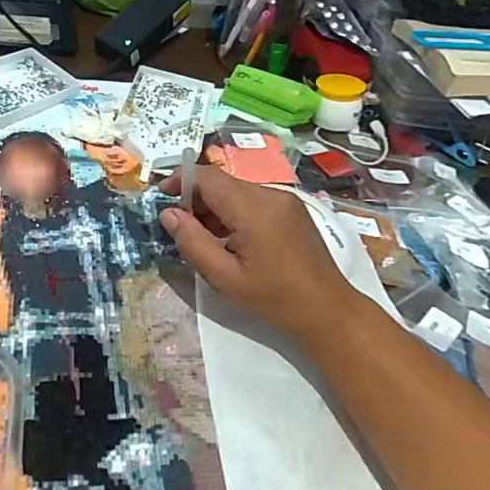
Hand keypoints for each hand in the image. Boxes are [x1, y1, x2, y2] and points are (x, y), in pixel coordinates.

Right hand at [156, 165, 362, 343]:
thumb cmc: (274, 298)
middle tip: (180, 226)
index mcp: (253, 208)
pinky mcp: (292, 209)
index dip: (181, 180)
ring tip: (204, 237)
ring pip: (237, 190)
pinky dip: (234, 211)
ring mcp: (284, 200)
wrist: (329, 311)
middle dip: (196, 198)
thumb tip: (168, 215)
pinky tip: (230, 239)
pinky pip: (253, 199)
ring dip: (215, 206)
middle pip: (222, 182)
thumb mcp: (224, 277)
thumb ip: (193, 242)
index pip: (208, 177)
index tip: (161, 196)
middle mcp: (270, 194)